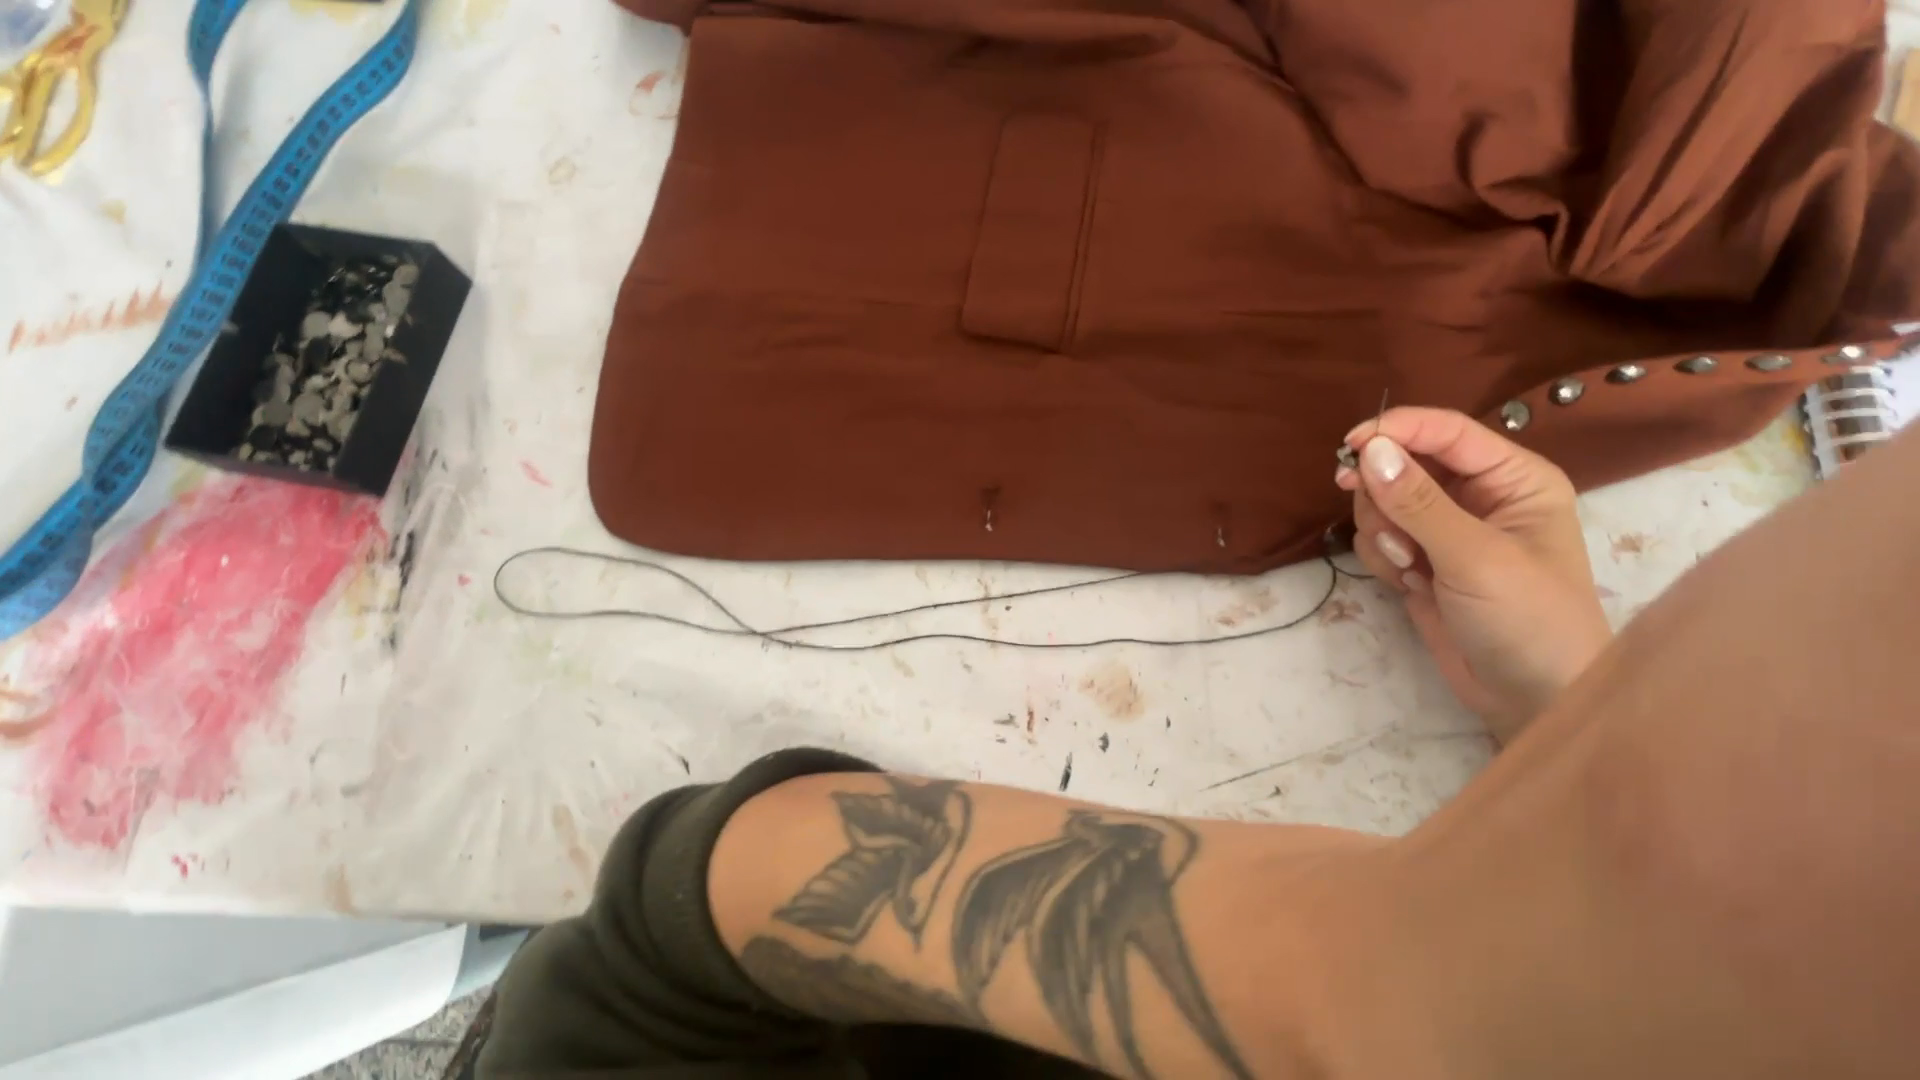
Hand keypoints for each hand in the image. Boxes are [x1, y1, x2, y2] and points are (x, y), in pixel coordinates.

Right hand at [1335, 407, 1611, 742]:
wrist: (1531, 699)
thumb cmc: (1526, 619)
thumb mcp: (1474, 556)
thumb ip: (1417, 501)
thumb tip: (1369, 450)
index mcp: (1512, 478)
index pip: (1446, 433)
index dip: (1396, 431)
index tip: (1349, 447)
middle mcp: (1478, 496)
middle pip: (1404, 465)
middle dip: (1385, 496)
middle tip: (1387, 530)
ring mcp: (1446, 531)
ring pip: (1383, 503)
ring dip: (1383, 533)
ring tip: (1411, 568)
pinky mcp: (1421, 561)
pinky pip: (1378, 538)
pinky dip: (1382, 558)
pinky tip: (1409, 584)